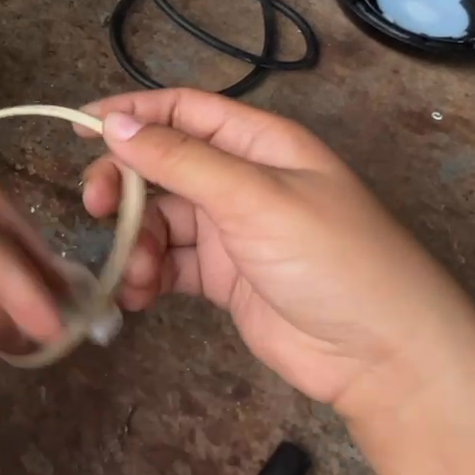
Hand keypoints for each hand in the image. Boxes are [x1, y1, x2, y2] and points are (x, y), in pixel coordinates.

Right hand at [78, 88, 474, 414]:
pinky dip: (149, 274)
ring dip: (139, 241)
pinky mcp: (223, 276)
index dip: (131, 113)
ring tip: (137, 273)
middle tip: (96, 207)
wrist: (391, 364)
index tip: (82, 128)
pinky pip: (170, 262)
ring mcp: (231, 229)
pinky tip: (140, 295)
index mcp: (259, 144)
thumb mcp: (254, 199)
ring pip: (160, 218)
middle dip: (124, 183)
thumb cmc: (333, 261)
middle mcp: (240, 179)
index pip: (182, 110)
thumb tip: (112, 123)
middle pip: (160, 164)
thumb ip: (178, 160)